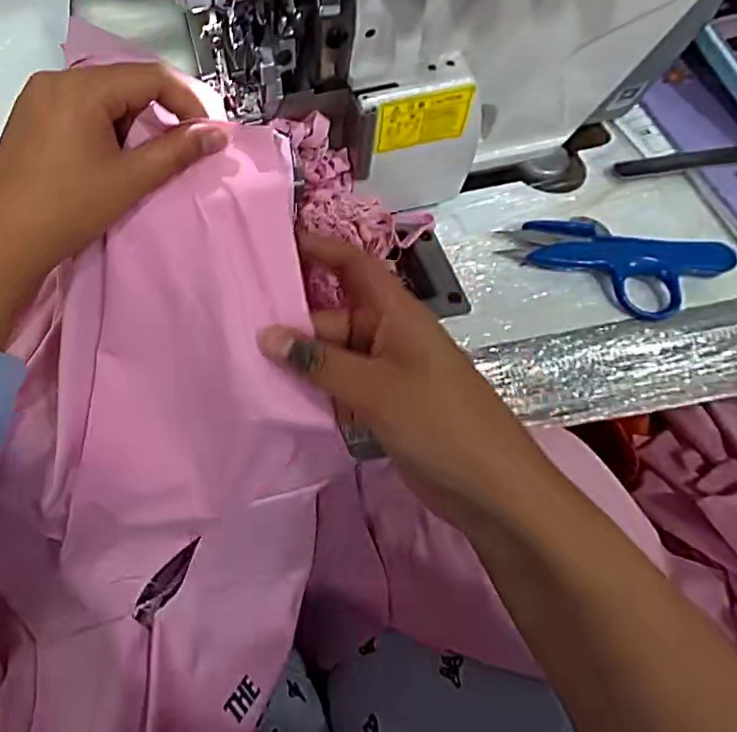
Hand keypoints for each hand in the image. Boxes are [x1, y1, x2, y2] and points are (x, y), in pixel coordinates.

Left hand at [0, 63, 230, 349]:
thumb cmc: (65, 211)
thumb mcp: (129, 179)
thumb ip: (179, 150)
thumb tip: (217, 133)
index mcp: (79, 87)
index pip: (151, 76)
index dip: (188, 100)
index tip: (208, 131)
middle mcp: (55, 80)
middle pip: (127, 82)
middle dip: (160, 111)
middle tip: (181, 145)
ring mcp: (37, 97)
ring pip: (104, 95)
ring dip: (133, 120)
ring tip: (141, 158)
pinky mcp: (29, 116)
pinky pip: (80, 107)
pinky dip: (105, 125)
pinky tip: (109, 157)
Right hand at [266, 239, 736, 731]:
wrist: (496, 493)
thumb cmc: (440, 423)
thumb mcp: (374, 389)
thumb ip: (318, 362)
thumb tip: (265, 336)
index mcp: (395, 313)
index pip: (352, 265)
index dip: (318, 247)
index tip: (275, 243)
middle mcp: (387, 335)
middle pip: (331, 316)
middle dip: (294, 325)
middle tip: (240, 333)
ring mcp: (385, 371)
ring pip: (332, 354)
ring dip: (302, 363)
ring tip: (250, 367)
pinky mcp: (383, 404)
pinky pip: (341, 385)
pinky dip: (317, 391)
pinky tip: (282, 400)